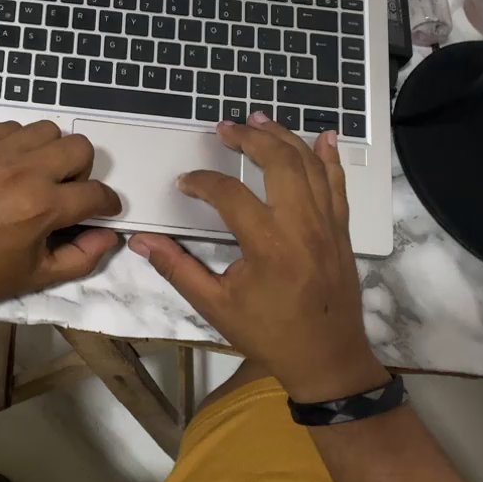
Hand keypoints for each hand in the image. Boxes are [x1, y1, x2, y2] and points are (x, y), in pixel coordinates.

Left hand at [0, 121, 121, 303]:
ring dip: (49, 152)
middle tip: (64, 190)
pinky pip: (11, 126)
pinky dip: (17, 143)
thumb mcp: (37, 276)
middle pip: (79, 148)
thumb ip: (82, 256)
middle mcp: (23, 172)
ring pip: (46, 130)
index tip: (101, 208)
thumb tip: (109, 235)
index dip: (106, 204)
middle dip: (81, 171)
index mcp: (42, 207)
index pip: (95, 193)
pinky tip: (7, 166)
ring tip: (34, 174)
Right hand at [128, 113, 386, 402]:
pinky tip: (322, 137)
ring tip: (259, 119)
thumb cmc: (269, 335)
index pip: (230, 194)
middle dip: (250, 139)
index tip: (185, 184)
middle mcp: (303, 227)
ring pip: (310, 166)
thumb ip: (176, 267)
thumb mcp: (214, 306)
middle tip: (225, 127)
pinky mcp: (342, 231)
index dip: (203, 182)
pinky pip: (338, 185)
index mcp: (269, 246)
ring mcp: (329, 226)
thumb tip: (140, 240)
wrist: (328, 361)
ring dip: (284, 138)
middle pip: (279, 163)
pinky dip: (329, 158)